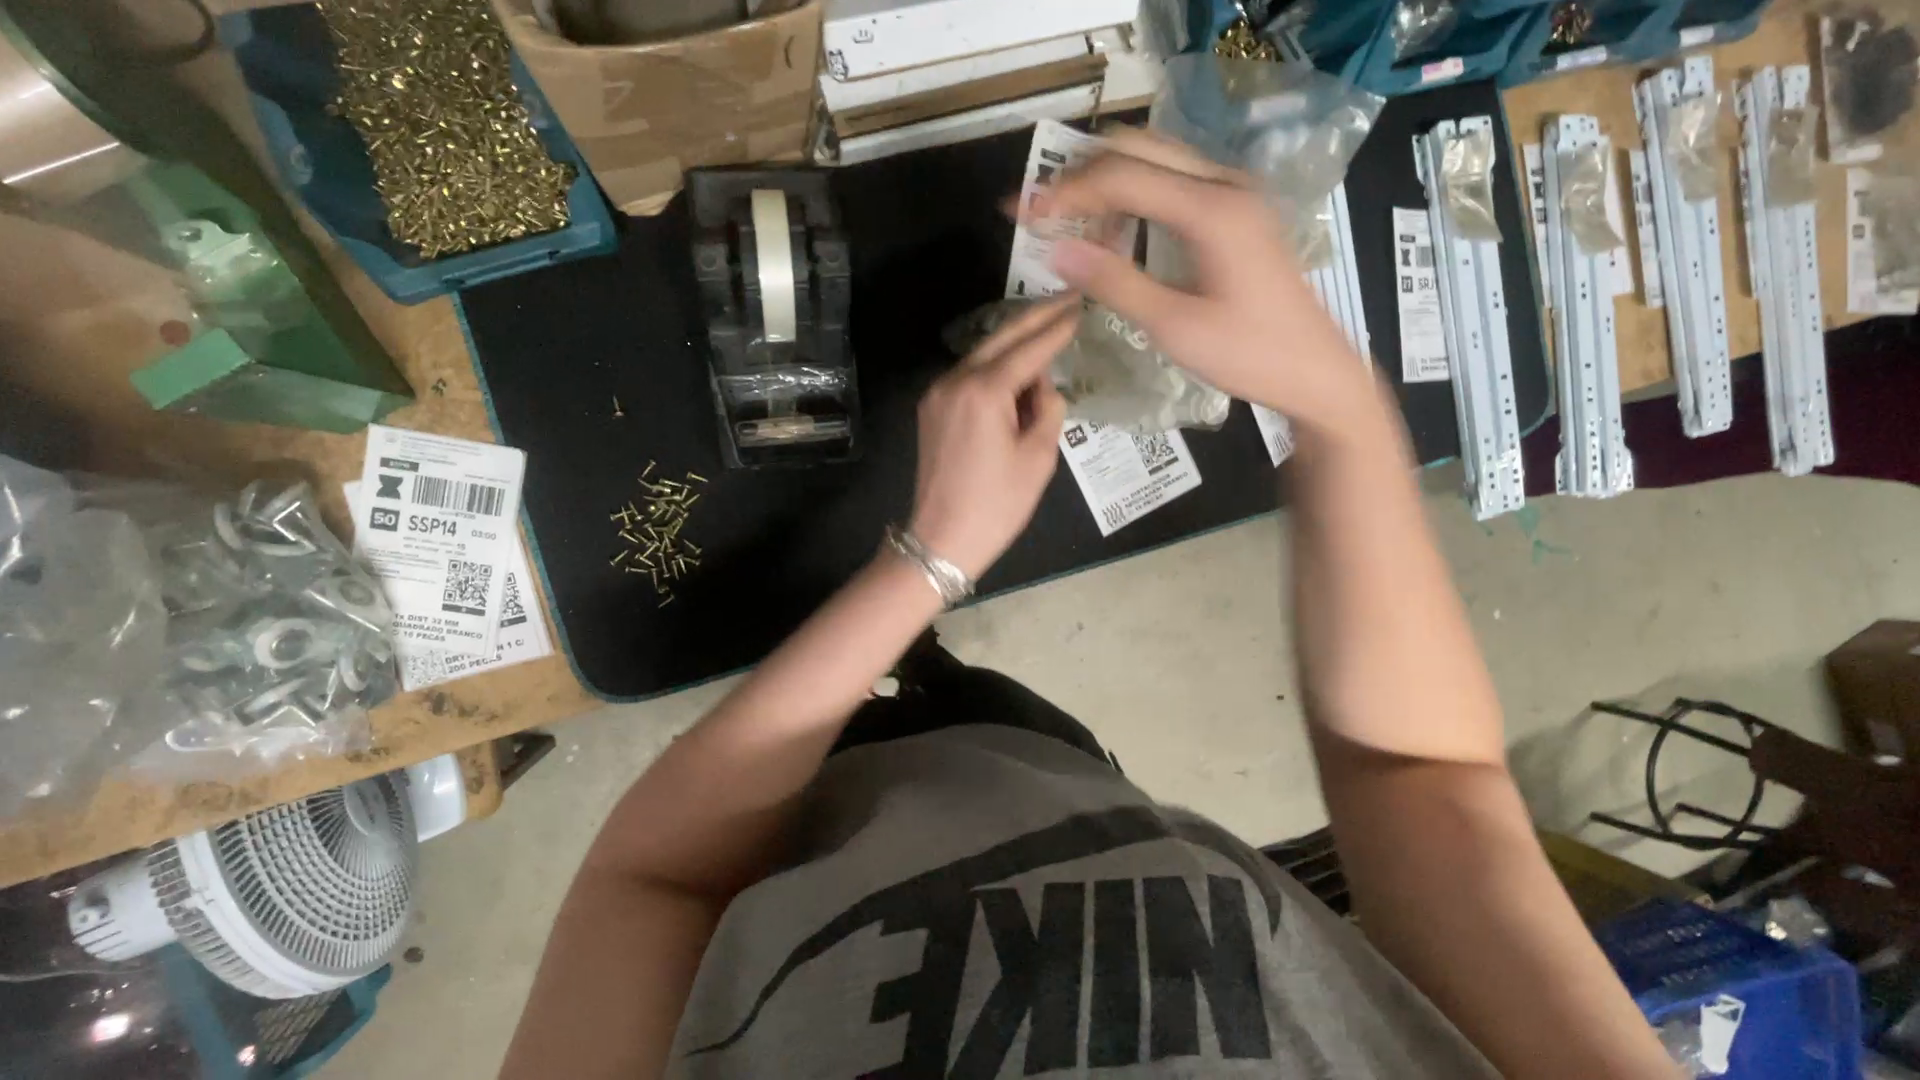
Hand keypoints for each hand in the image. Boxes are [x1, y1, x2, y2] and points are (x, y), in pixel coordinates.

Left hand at [908, 301, 1074, 579]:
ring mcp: (938, 393)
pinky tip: (1019, 366)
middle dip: (1036, 317)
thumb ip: (1048, 409)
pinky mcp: (932, 408)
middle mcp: (955, 381)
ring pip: (983, 353)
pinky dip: (996, 365)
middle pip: (1001, 337)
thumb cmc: (997, 505)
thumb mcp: (1039, 458)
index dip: (1058, 326)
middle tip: (1068, 300)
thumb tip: (1044, 386)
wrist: (941, 540)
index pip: (1030, 347)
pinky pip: (969, 374)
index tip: (1082, 305)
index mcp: (984, 391)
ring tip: (1049, 326)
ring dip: (1015, 340)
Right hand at [1038, 131, 1377, 433]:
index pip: (1122, 177)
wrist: (1315, 370)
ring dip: (1107, 180)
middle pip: (1138, 149)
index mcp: (1212, 210)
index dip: (1065, 191)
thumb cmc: (1249, 355)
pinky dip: (1135, 193)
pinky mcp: (1236, 210)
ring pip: (1156, 158)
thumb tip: (1055, 250)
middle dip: (1081, 174)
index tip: (1021, 213)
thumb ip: (1115, 283)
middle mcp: (1225, 184)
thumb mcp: (1174, 327)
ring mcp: (1235, 193)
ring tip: (1067, 220)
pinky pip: (1174, 180)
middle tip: (1037, 208)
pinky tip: (1114, 231)